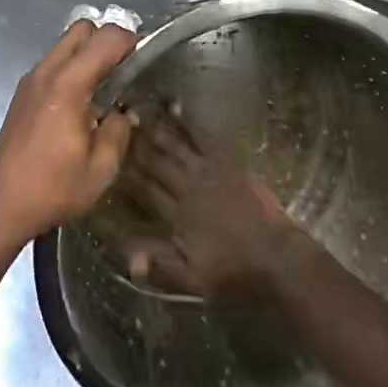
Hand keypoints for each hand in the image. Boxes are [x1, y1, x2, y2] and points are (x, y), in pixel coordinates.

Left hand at [0, 20, 138, 242]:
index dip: (128, 39)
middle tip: (126, 67)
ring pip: (64, 45)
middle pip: (80, 30)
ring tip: (107, 88)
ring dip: (87, 54)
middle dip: (106, 39)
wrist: (2, 201)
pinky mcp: (23, 92)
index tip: (144, 54)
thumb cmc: (53, 188)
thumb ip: (118, 132)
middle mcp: (46, 73)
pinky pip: (53, 64)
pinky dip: (72, 68)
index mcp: (67, 85)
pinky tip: (82, 103)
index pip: (102, 39)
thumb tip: (125, 114)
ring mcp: (31, 80)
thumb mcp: (100, 169)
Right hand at [112, 103, 305, 297]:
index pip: (143, 189)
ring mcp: (207, 170)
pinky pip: (202, 136)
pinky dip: (187, 121)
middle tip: (116, 124)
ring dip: (154, 129)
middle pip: (155, 163)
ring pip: (173, 145)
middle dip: (134, 145)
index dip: (125, 173)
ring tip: (135, 111)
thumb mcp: (195, 280)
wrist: (280, 259)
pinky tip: (174, 106)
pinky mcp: (227, 161)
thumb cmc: (237, 272)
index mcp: (176, 215)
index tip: (108, 156)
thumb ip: (160, 265)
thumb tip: (126, 256)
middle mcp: (186, 187)